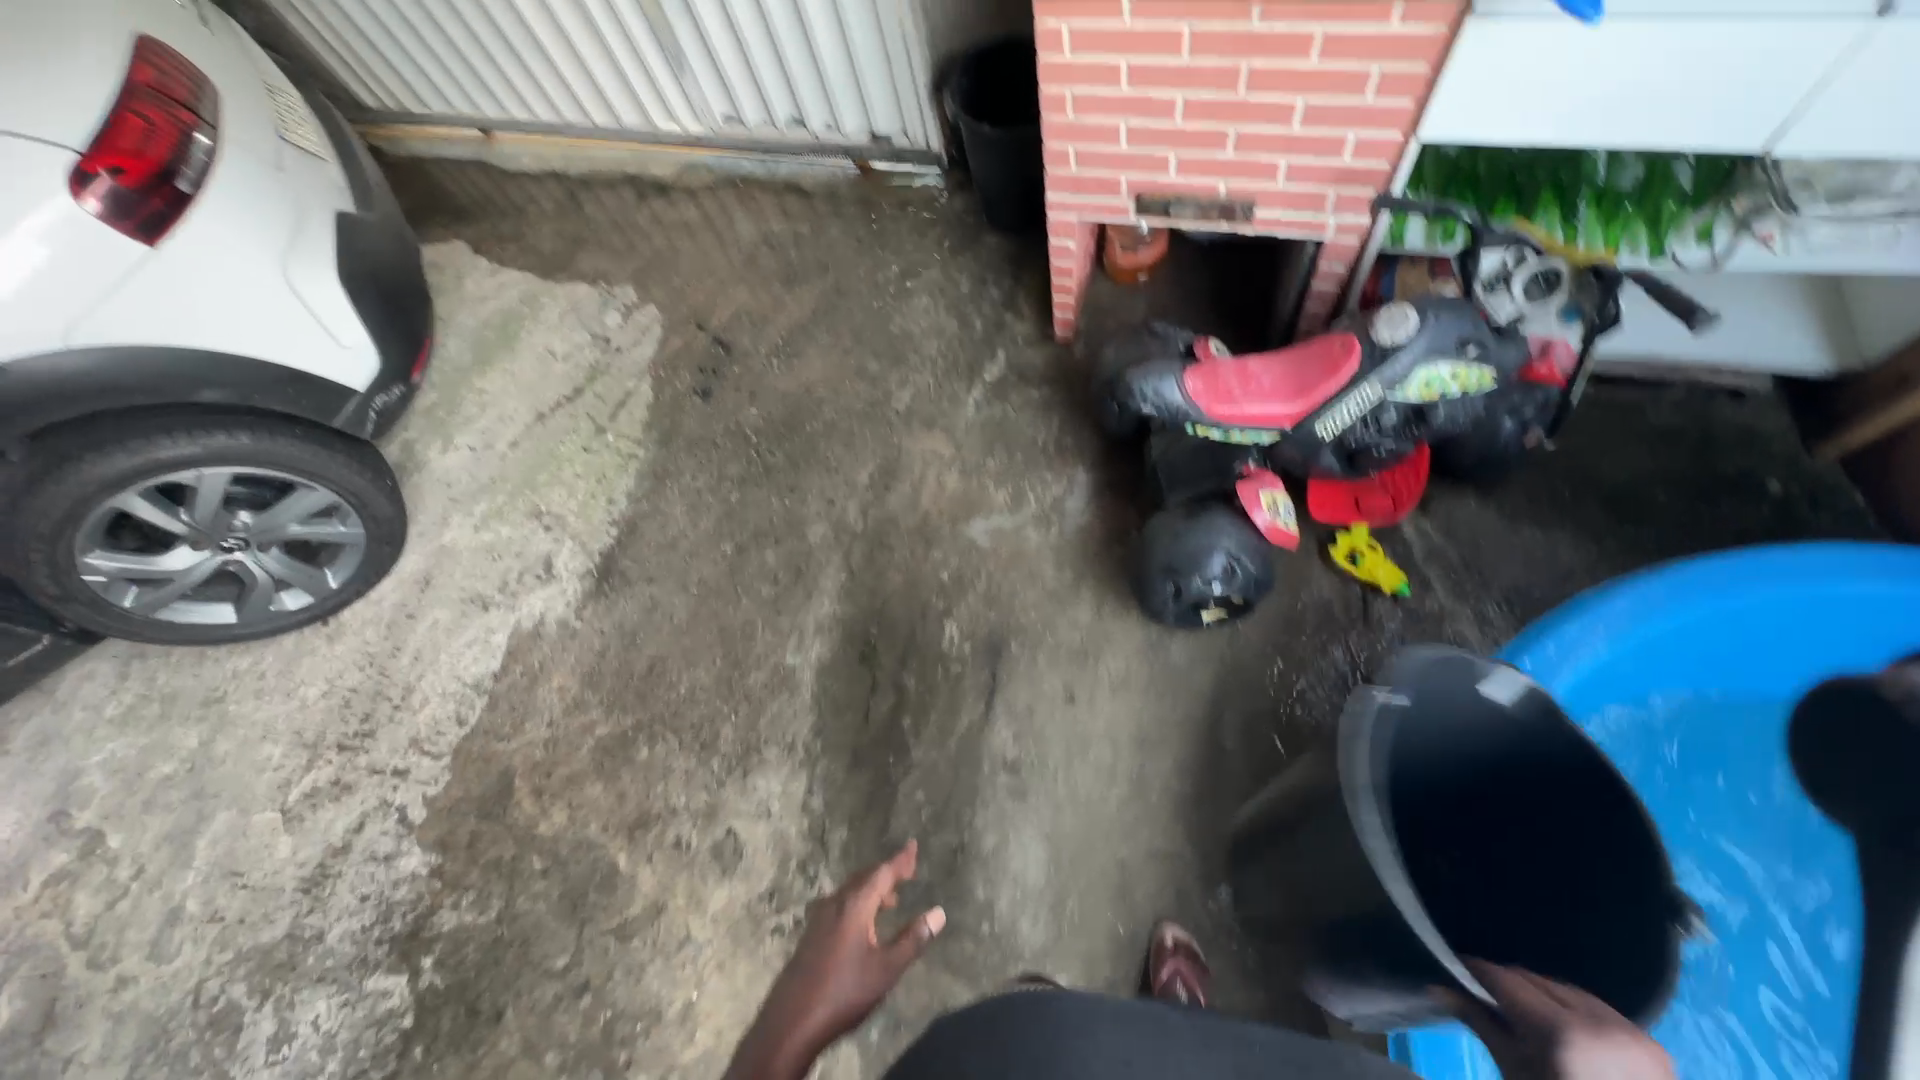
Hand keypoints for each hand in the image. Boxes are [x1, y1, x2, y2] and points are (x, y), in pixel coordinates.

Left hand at [725, 840, 946, 1079]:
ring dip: (872, 889)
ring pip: (850, 892)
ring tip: (891, 899)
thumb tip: (939, 912)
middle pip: (864, 878)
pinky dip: (858, 903)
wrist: (792, 1021)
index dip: (900, 860)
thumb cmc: (844, 992)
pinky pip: (840, 905)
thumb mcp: (887, 969)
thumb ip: (913, 939)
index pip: (882, 873)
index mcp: (854, 906)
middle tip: (907, 871)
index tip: (913, 845)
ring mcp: (819, 919)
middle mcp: (835, 904)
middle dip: (887, 873)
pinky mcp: (811, 935)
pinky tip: (864, 923)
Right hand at [1447, 961, 1675, 1079]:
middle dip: (1509, 984)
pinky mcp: (1652, 1044)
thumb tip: (1440, 987)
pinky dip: (1575, 1011)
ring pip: (1568, 990)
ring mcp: (1630, 1032)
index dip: (1478, 970)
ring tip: (1524, 1010)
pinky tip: (1563, 1027)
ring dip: (1542, 994)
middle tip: (1484, 991)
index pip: (1506, 980)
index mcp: (1558, 1033)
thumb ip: (1481, 1024)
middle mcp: (1597, 1022)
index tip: (1456, 966)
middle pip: (1537, 981)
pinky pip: (1600, 1009)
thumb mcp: (1514, 1073)